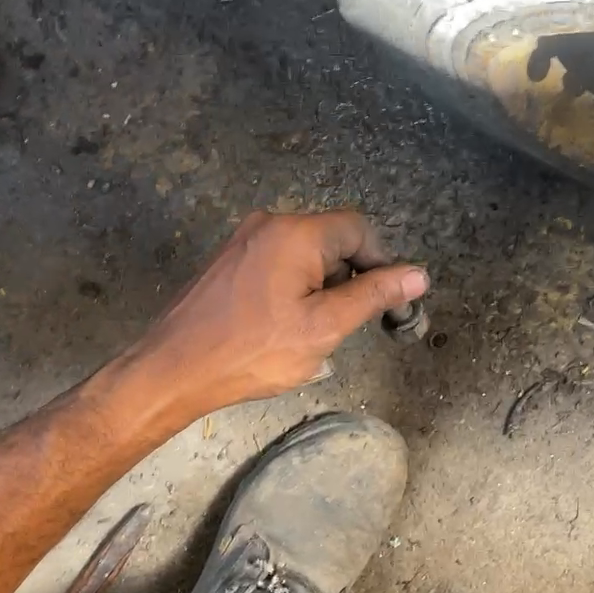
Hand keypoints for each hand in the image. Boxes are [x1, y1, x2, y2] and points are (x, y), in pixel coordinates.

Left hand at [131, 211, 427, 419]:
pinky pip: (278, 262)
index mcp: (296, 232)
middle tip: (342, 324)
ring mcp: (244, 239)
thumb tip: (419, 274)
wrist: (174, 369)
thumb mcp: (324, 327)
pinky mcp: (229, 259)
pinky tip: (281, 324)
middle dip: (348, 277)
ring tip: (309, 330)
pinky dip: (293, 286)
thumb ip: (373, 295)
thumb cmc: (253, 351)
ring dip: (321, 285)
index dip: (381, 263)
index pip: (359, 229)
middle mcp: (269, 223)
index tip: (383, 303)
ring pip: (305, 253)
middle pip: (331, 238)